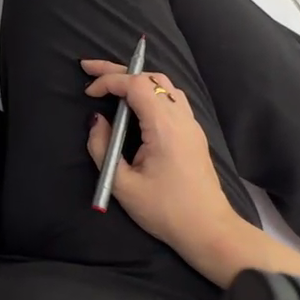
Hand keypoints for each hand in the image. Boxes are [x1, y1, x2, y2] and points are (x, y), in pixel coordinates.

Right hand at [83, 60, 245, 252]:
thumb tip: (97, 121)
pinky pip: (172, 97)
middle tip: (88, 68)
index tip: (89, 93)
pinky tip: (135, 102)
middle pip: (150, 78)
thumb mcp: (122, 185)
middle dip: (117, 70)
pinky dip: (150, 90)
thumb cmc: (165, 211)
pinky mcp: (194, 133)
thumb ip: (102, 147)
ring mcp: (191, 124)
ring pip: (164, 84)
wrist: (210, 231)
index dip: (109, 81)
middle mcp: (181, 119)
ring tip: (111, 83)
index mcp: (164, 128)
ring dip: (136, 78)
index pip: (136, 85)